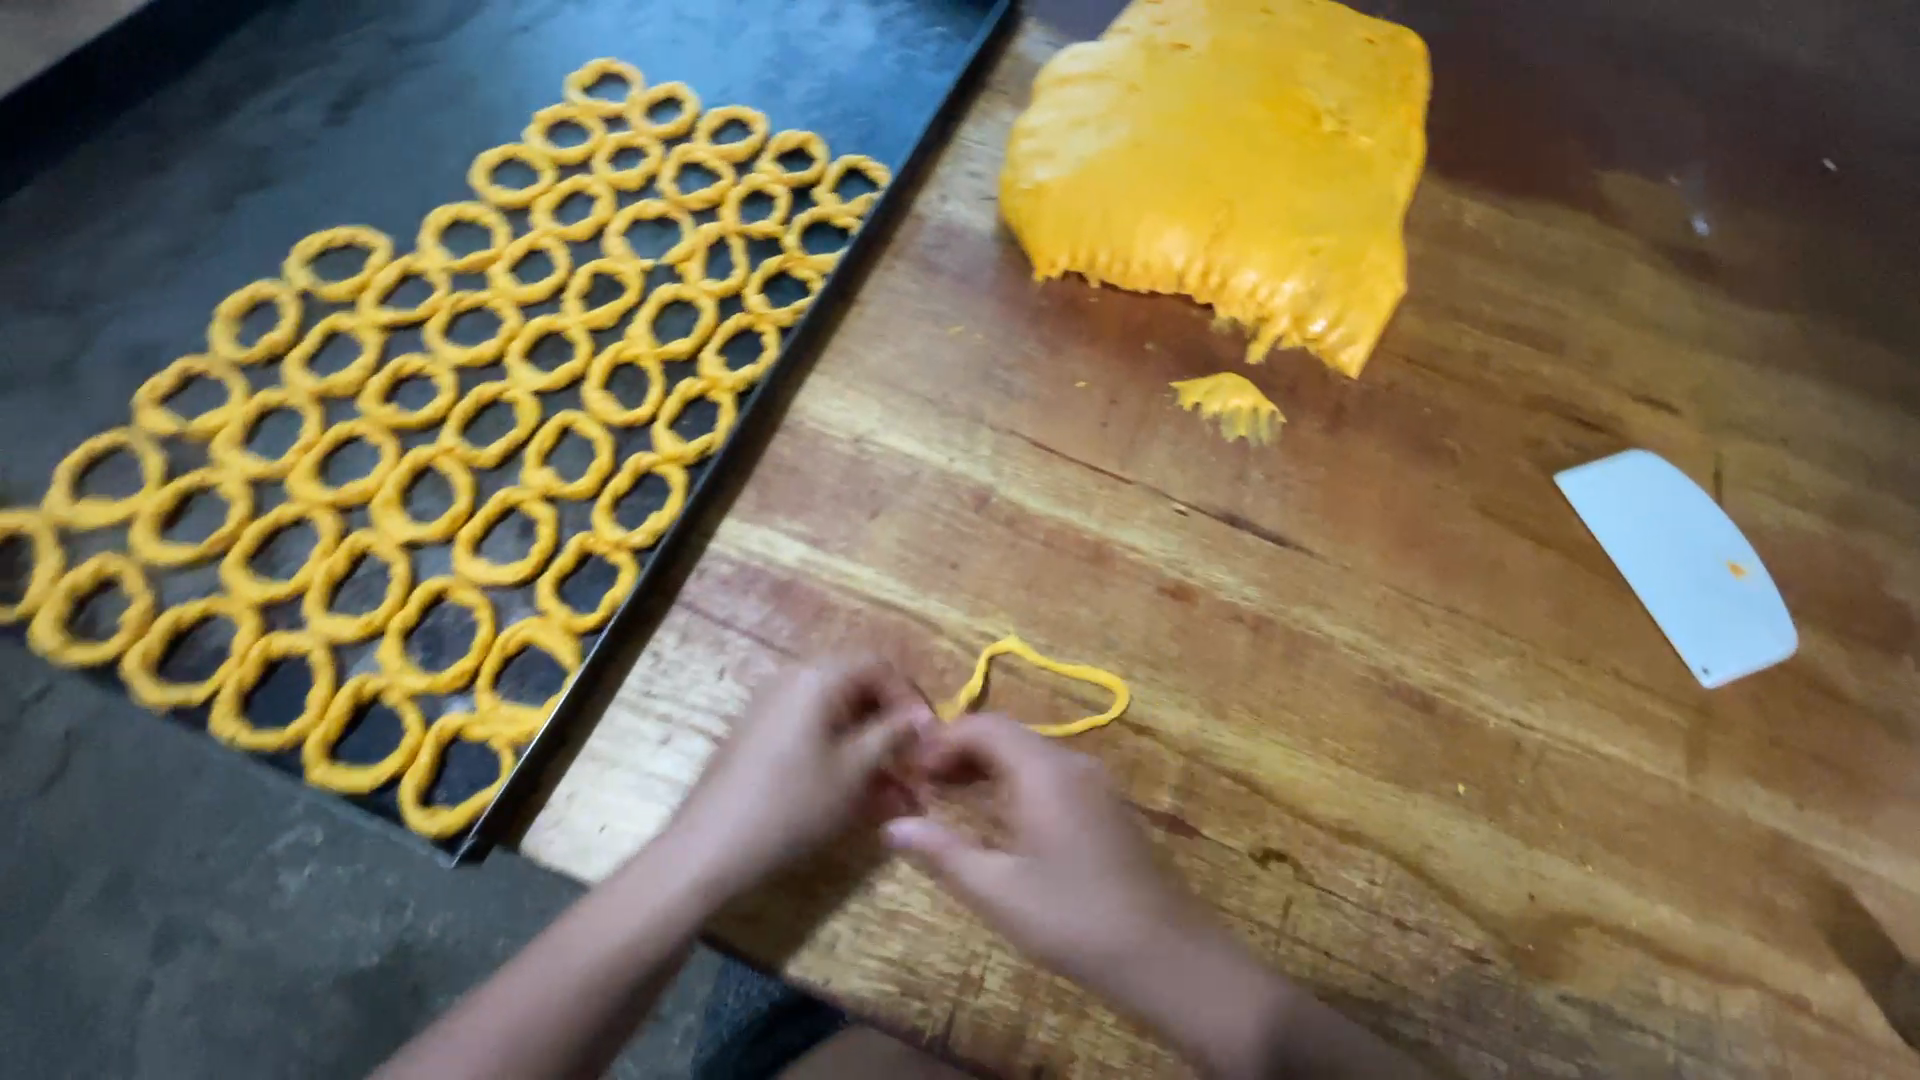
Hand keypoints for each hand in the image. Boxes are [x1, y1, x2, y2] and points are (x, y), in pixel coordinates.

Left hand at [667, 656, 929, 898]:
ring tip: (897, 793)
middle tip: (915, 764)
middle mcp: (793, 680)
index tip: (930, 737)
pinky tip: (863, 797)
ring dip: (871, 747)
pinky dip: (843, 756)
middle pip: (858, 688)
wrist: (708, 849)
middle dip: (892, 726)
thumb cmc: (791, 804)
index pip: (879, 666)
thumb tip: (924, 718)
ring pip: (838, 716)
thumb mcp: (854, 771)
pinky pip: (815, 734)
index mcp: (817, 677)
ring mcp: (773, 708)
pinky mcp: (762, 736)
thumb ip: (892, 735)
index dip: (911, 698)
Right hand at [886, 714, 1432, 1079]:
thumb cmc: (1075, 920)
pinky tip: (1000, 819)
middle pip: (1008, 735)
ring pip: (1030, 753)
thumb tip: (893, 827)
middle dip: (962, 751)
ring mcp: (1096, 782)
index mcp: (1045, 771)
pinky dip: (1016, 781)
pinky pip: (1052, 773)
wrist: (1169, 956)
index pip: (986, 725)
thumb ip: (943, 853)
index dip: (943, 740)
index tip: (912, 771)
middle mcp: (1073, 762)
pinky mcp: (1108, 805)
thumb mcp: (998, 891)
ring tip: (952, 800)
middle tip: (924, 786)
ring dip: (988, 767)